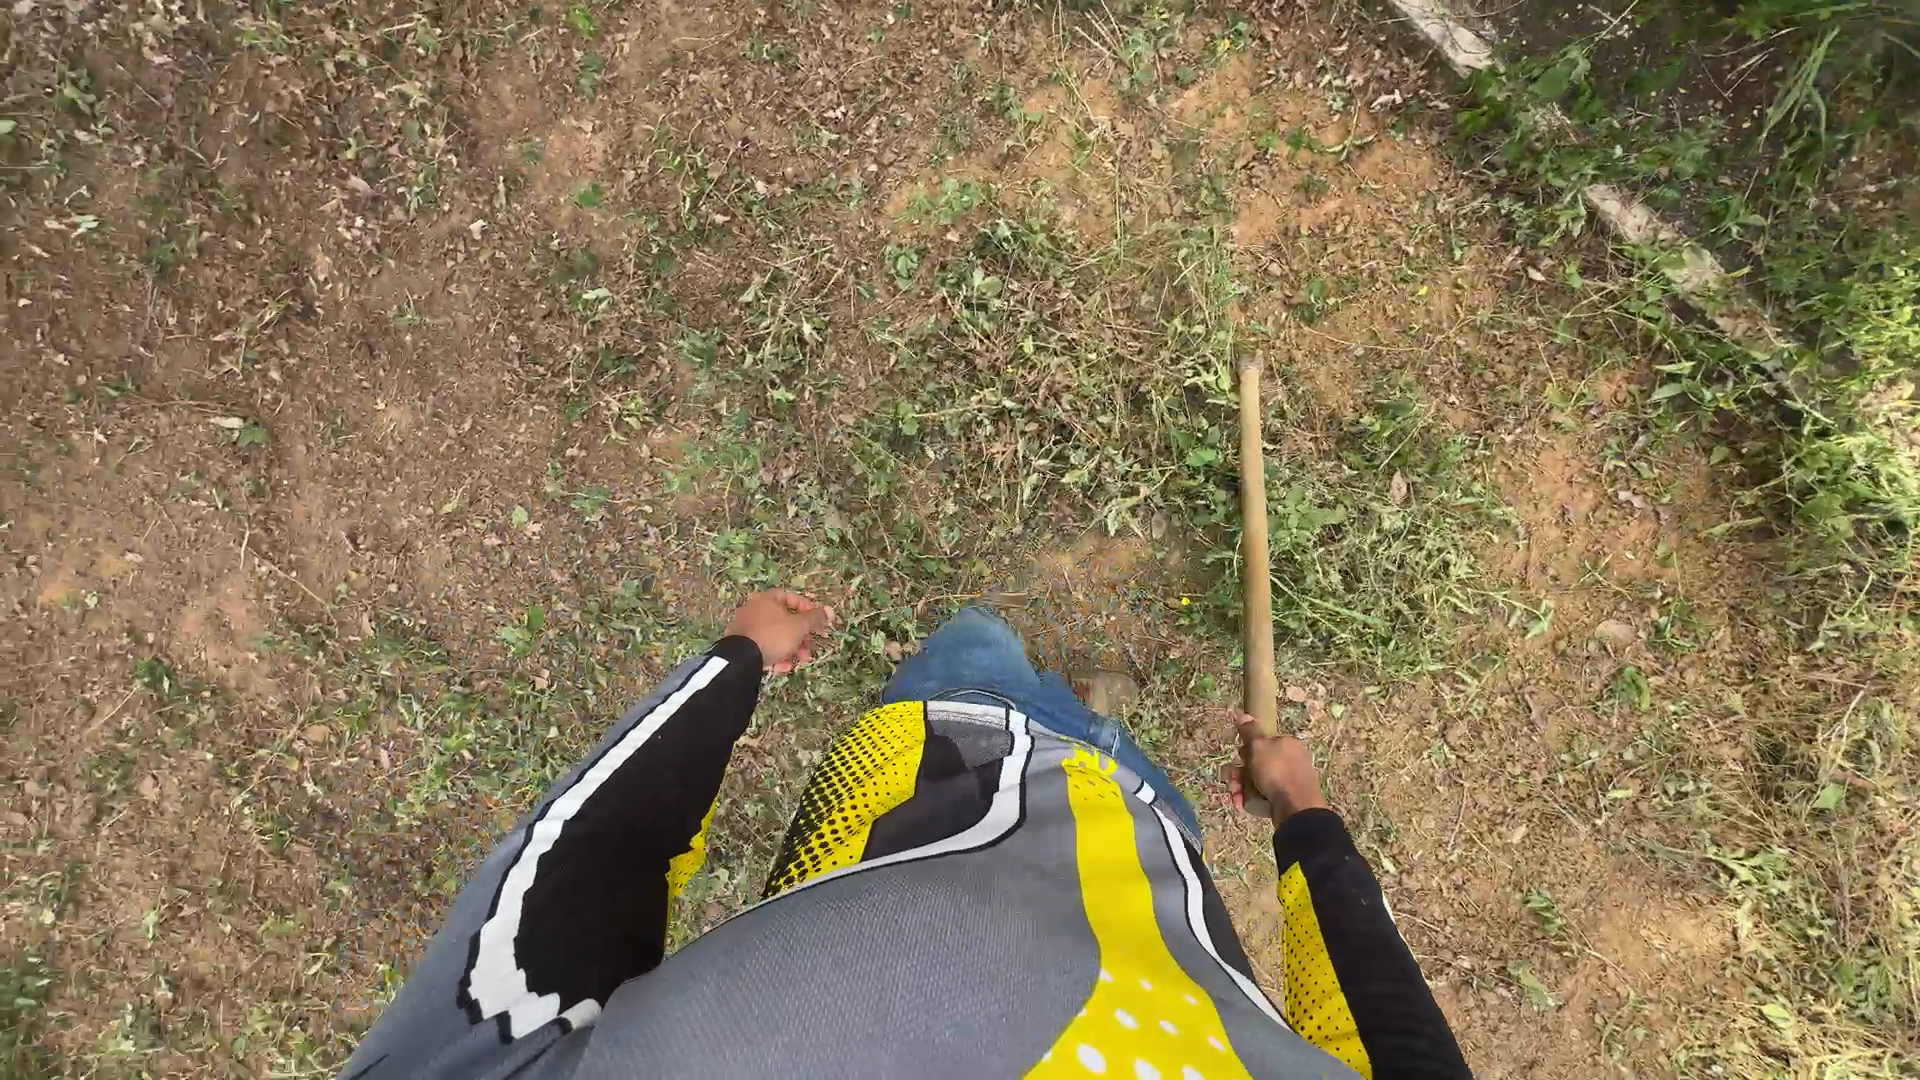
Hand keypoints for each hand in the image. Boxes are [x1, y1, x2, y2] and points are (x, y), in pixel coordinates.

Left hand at [723, 590, 833, 673]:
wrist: (741, 658)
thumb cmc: (774, 635)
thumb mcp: (799, 626)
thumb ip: (815, 618)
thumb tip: (830, 611)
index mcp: (767, 599)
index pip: (791, 598)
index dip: (806, 609)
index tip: (816, 622)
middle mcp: (754, 609)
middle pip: (784, 620)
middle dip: (799, 636)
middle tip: (807, 649)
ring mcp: (745, 626)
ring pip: (774, 635)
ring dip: (789, 648)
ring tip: (796, 662)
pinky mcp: (739, 643)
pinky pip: (762, 646)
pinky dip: (774, 654)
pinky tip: (780, 667)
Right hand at [1226, 711, 1328, 823]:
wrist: (1297, 809)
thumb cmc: (1277, 771)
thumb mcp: (1259, 746)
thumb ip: (1250, 731)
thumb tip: (1243, 714)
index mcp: (1288, 745)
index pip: (1264, 742)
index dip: (1248, 748)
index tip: (1240, 754)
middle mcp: (1291, 762)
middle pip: (1258, 762)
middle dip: (1240, 771)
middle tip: (1233, 777)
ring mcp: (1288, 782)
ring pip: (1257, 780)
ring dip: (1241, 785)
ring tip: (1235, 793)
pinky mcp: (1285, 800)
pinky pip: (1263, 794)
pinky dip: (1250, 798)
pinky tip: (1242, 802)